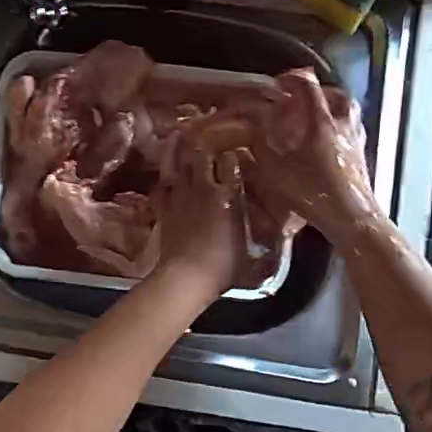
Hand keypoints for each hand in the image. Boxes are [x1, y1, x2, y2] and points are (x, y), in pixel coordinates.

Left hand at [154, 142, 245, 297]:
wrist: (187, 276)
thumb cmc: (224, 265)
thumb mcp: (250, 244)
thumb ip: (256, 226)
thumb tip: (269, 223)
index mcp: (228, 194)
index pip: (230, 159)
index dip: (232, 160)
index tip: (234, 167)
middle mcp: (203, 188)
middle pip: (202, 155)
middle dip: (206, 157)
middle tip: (211, 166)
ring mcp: (180, 196)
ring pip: (182, 167)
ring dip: (187, 167)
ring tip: (192, 173)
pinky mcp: (164, 209)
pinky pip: (163, 187)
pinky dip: (168, 186)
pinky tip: (173, 190)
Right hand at [246, 71, 383, 239]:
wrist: (349, 216)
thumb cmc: (310, 191)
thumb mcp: (273, 169)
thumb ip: (259, 143)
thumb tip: (250, 123)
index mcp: (321, 121)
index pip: (308, 86)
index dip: (291, 79)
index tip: (278, 82)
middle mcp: (343, 125)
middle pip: (336, 95)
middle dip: (318, 92)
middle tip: (301, 99)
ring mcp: (356, 141)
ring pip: (347, 113)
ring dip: (331, 110)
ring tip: (314, 120)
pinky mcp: (361, 159)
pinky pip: (350, 133)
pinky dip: (337, 131)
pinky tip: (326, 145)